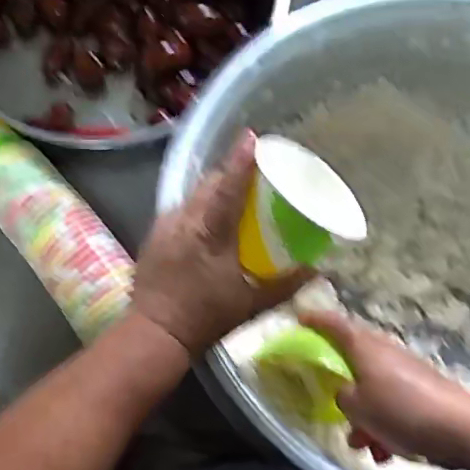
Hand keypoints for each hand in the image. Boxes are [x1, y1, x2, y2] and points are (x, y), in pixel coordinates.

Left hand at [132, 131, 313, 354]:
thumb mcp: (252, 304)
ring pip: (190, 197)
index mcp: (208, 234)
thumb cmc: (205, 317)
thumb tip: (318, 269)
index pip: (227, 189)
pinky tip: (204, 220)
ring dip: (210, 190)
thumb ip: (286, 284)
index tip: (251, 137)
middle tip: (251, 171)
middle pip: (206, 185)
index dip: (241, 162)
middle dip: (228, 173)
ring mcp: (162, 228)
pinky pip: (178, 212)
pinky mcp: (152, 238)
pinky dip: (195, 208)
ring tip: (230, 193)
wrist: (154, 331)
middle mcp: (182, 223)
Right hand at [299, 309, 469, 467]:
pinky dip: (386, 426)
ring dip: (364, 415)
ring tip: (361, 444)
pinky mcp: (428, 395)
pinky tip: (386, 452)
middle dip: (340, 383)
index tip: (300, 319)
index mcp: (364, 348)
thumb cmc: (401, 410)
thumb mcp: (355, 406)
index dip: (316, 321)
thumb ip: (341, 396)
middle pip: (354, 359)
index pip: (334, 324)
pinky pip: (396, 407)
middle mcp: (386, 354)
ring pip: (374, 390)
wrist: (466, 431)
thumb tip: (346, 394)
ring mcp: (410, 374)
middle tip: (326, 395)